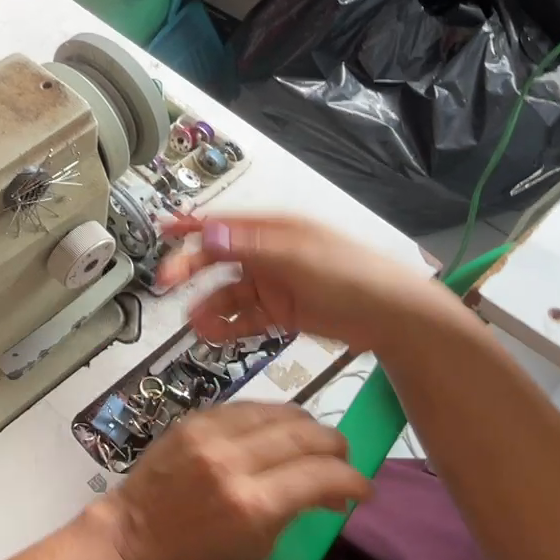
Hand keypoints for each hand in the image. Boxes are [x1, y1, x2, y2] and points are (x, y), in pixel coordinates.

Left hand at [85, 402, 370, 559]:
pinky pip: (243, 407)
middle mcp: (234, 460)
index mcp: (253, 503)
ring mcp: (210, 434)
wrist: (134, 528)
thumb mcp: (257, 544)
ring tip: (314, 440)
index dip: (353, 480)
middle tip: (342, 458)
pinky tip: (277, 428)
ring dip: (305, 424)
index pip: (321, 475)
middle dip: (335, 445)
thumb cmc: (196, 549)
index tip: (362, 488)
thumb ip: (296, 510)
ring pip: (275, 412)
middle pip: (304, 434)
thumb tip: (332, 490)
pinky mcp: (192, 419)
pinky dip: (268, 416)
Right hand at [156, 214, 466, 354]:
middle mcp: (268, 254)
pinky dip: (226, 325)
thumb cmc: (354, 277)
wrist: (398, 320)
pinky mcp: (279, 312)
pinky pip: (243, 317)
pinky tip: (214, 334)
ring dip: (207, 305)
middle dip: (190, 269)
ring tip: (194, 322)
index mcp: (273, 231)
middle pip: (217, 258)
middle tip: (166, 284)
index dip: (189, 226)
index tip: (161, 230)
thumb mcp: (298, 257)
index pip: (222, 224)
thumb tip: (205, 233)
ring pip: (226, 292)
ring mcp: (273, 284)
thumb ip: (249, 246)